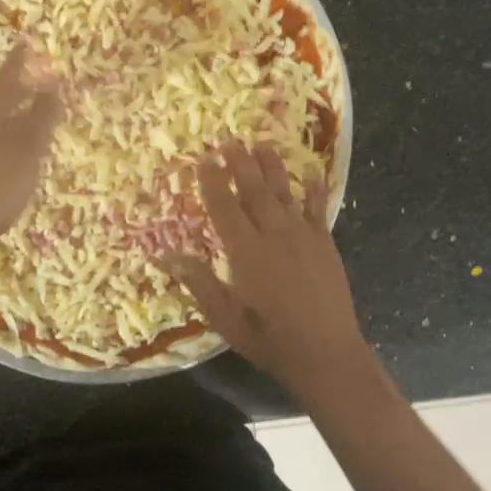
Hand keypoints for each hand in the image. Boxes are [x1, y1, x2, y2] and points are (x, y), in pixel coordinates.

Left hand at [0, 48, 64, 267]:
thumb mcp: (23, 155)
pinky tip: (7, 158)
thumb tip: (53, 83)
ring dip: (9, 120)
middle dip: (17, 93)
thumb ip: (39, 120)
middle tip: (36, 83)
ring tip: (28, 121)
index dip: (21, 62)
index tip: (27, 40)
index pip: (8, 79)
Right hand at [172, 142, 368, 395]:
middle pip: (253, 191)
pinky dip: (314, 187)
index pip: (224, 207)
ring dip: (271, 167)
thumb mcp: (224, 316)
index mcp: (245, 252)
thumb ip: (198, 281)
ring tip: (260, 143)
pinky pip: (317, 207)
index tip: (202, 158)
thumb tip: (166, 255)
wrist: (325, 352)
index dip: (211, 182)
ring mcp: (303, 237)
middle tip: (228, 138)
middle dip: (239, 164)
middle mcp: (274, 235)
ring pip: (284, 192)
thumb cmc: (267, 339)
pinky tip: (311, 171)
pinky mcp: (324, 244)